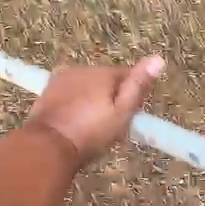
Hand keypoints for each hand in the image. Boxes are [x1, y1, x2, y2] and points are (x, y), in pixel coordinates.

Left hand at [23, 57, 163, 165]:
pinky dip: (74, 103)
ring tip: (91, 126)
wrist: (46, 147)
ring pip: (87, 86)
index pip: (128, 76)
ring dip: (92, 99)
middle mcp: (83, 69)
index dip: (132, 95)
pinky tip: (74, 122)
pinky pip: (69, 93)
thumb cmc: (90, 133)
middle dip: (111, 97)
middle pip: (106, 80)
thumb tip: (158, 57)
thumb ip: (138, 85)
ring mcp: (62, 79)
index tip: (130, 116)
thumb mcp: (122, 112)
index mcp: (104, 73)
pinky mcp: (47, 92)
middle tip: (110, 125)